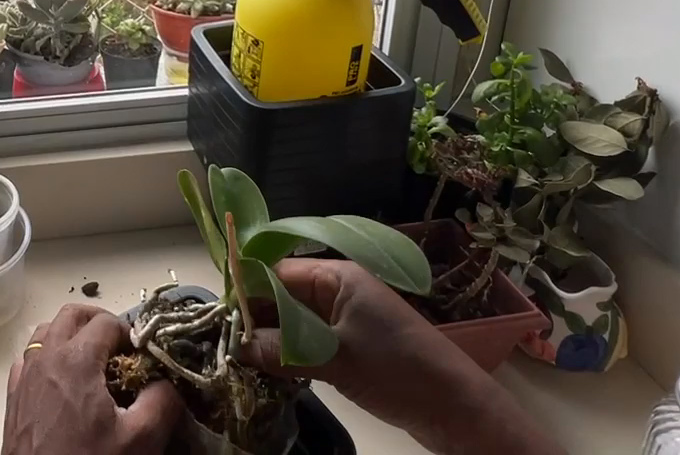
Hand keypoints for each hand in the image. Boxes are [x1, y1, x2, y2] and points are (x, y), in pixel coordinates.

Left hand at [2, 303, 186, 454]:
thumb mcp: (140, 440)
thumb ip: (161, 402)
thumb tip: (166, 381)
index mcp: (78, 358)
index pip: (107, 323)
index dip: (129, 333)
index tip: (141, 356)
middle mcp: (47, 356)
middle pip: (72, 314)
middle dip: (98, 322)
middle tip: (118, 347)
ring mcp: (26, 374)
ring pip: (47, 331)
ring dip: (70, 334)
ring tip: (91, 360)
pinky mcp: (14, 395)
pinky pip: (29, 359)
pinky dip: (47, 357)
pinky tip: (61, 382)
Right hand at [241, 259, 565, 454]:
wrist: (459, 409)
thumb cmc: (397, 369)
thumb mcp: (334, 359)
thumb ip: (282, 349)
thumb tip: (237, 346)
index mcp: (336, 274)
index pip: (277, 270)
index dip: (247, 289)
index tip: (220, 314)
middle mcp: (339, 286)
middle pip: (284, 292)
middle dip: (256, 314)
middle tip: (227, 341)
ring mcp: (348, 314)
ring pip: (296, 317)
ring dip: (273, 335)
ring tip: (243, 356)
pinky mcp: (355, 341)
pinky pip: (312, 336)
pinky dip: (292, 348)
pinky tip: (273, 366)